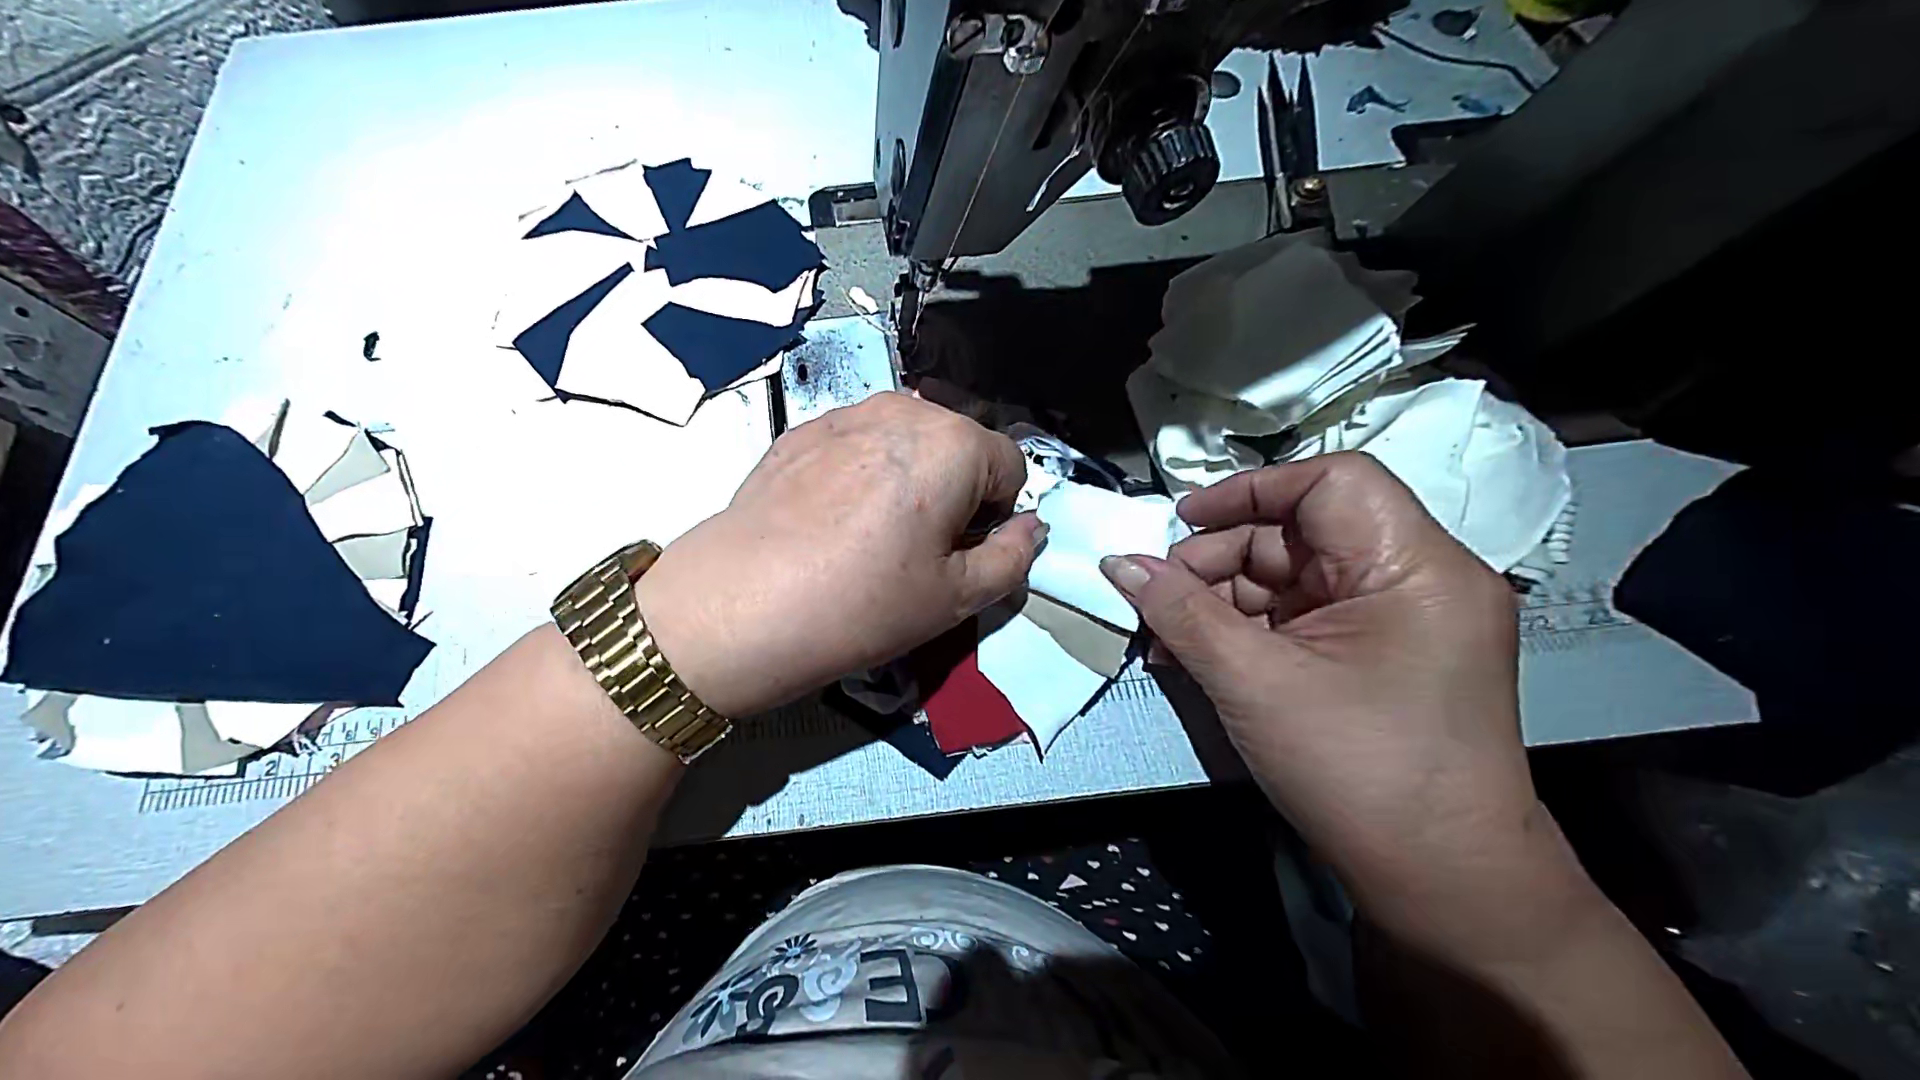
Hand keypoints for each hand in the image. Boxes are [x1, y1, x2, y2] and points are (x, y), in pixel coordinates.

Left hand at [634, 392, 1043, 717]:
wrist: (737, 604)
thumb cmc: (859, 603)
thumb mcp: (956, 597)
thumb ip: (1013, 557)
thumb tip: (1029, 528)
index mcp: (952, 444)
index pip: (1010, 465)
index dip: (996, 513)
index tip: (961, 551)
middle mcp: (902, 411)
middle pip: (959, 445)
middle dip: (956, 489)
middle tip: (920, 547)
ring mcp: (845, 414)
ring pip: (908, 441)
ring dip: (911, 478)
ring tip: (873, 534)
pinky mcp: (801, 430)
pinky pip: (859, 444)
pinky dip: (863, 473)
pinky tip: (832, 521)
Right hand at [1101, 454, 1578, 957]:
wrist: (1438, 883)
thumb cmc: (1357, 770)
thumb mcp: (1252, 682)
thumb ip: (1180, 612)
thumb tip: (1118, 562)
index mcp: (1413, 566)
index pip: (1332, 481)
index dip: (1251, 490)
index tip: (1183, 520)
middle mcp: (1414, 578)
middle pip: (1298, 531)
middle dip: (1219, 558)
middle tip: (1158, 594)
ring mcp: (1395, 618)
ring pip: (1289, 576)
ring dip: (1220, 598)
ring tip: (1164, 633)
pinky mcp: (1373, 652)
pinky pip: (1296, 616)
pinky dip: (1243, 627)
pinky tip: (1193, 652)